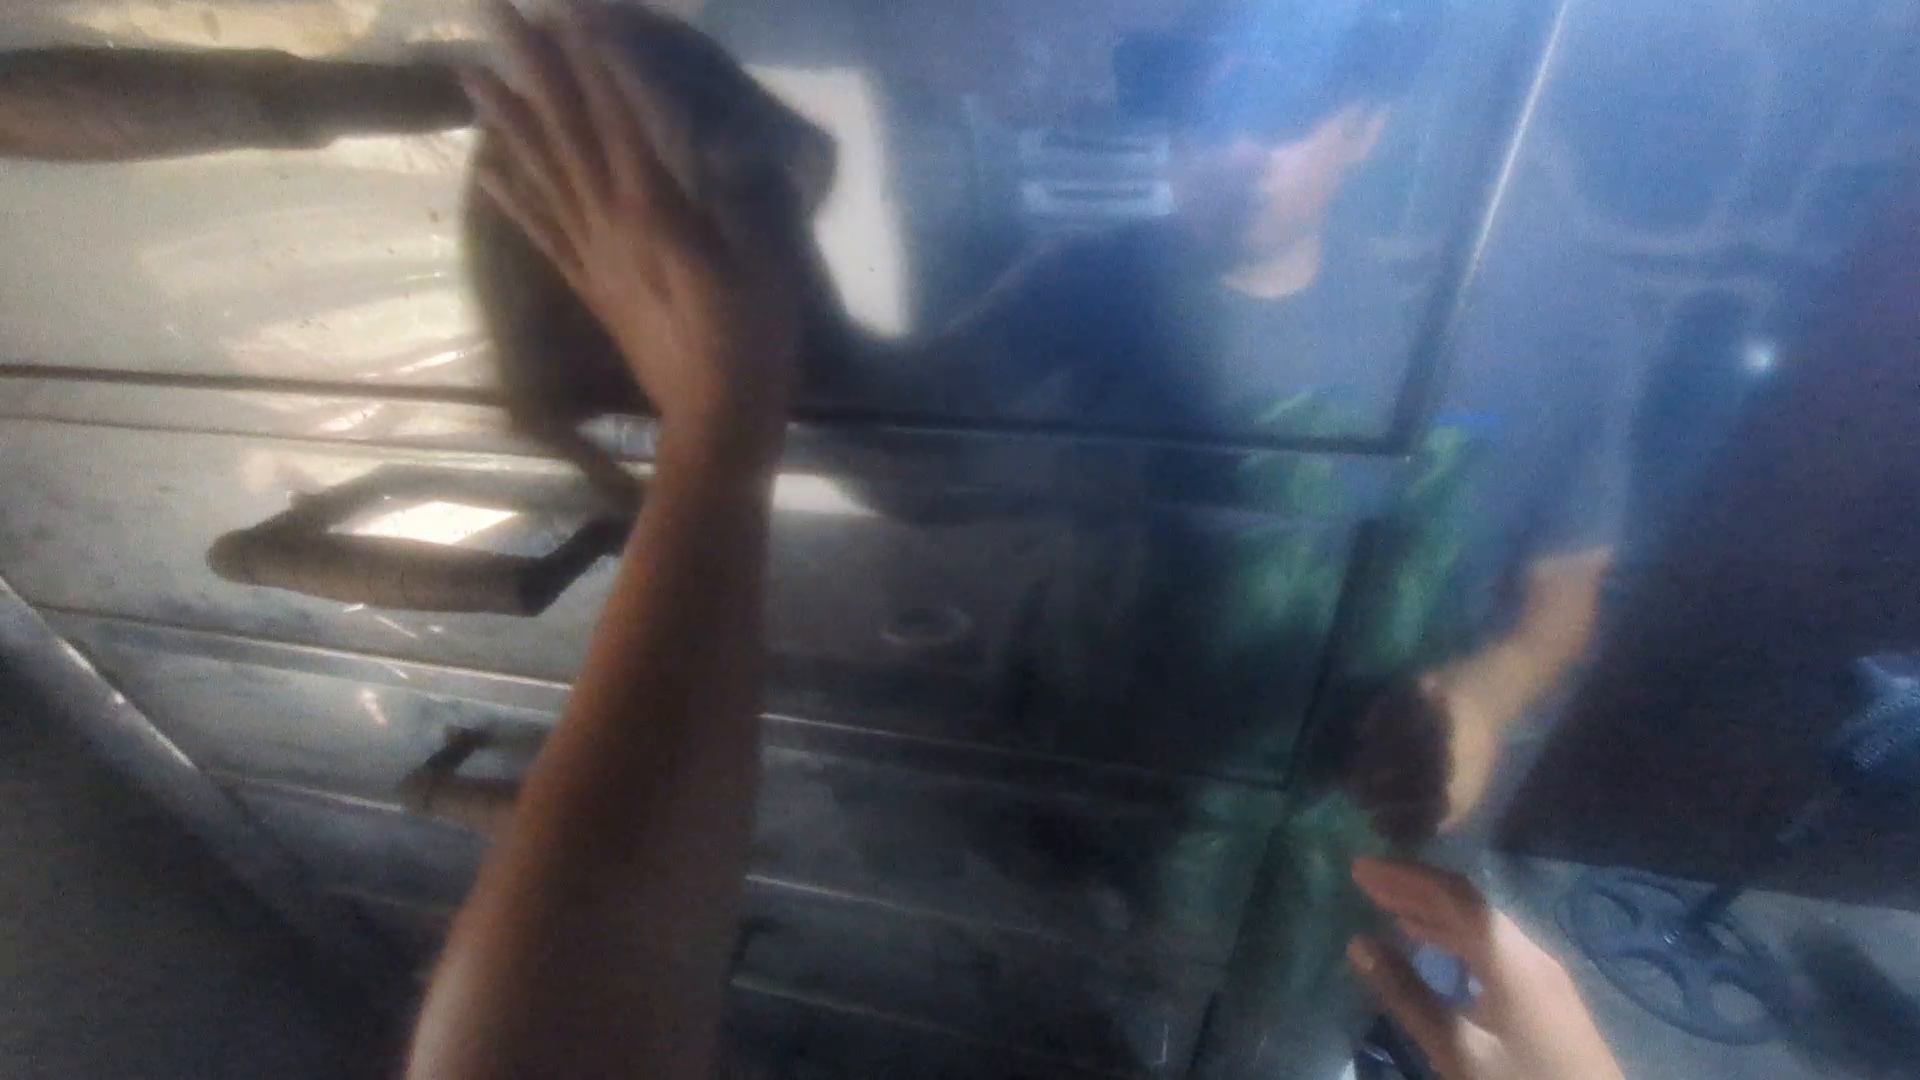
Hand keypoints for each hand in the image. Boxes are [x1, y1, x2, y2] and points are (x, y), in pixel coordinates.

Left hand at [461, 0, 802, 466]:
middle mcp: (613, 223)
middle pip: (569, 133)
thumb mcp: (768, 265)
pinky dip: (513, 199)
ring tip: (468, 71)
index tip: (571, 7)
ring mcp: (595, 258)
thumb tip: (725, 143)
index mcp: (659, 211)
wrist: (716, 416)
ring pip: (544, 176)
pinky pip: (544, 236)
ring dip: (507, 121)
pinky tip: (486, 170)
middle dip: (535, 67)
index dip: (598, 57)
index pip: (623, 117)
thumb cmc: (753, 342)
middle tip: (495, 9)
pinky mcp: (592, 290)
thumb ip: (743, 197)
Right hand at [1347, 857, 1624, 1079]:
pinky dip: (1451, 934)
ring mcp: (1543, 977)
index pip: (1452, 894)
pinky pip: (1490, 947)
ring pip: (1479, 925)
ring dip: (1430, 910)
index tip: (1359, 868)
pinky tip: (1428, 945)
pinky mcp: (1546, 999)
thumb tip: (1358, 942)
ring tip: (1385, 908)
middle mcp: (1530, 954)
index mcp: (1511, 958)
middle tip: (1364, 881)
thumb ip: (1407, 994)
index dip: (1403, 875)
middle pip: (1466, 903)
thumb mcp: (1458, 1051)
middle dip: (1412, 887)